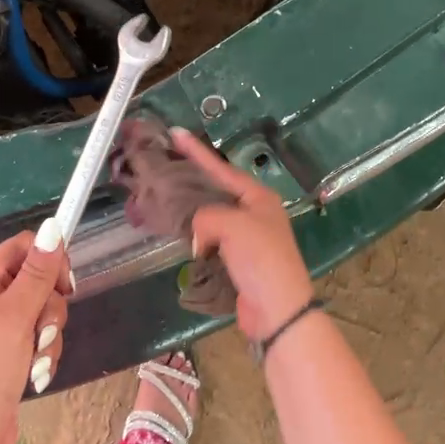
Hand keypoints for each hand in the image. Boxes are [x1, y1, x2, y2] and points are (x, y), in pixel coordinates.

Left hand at [0, 232, 69, 443]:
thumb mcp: (14, 316)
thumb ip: (38, 273)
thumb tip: (55, 225)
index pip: (24, 245)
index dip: (49, 257)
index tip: (65, 283)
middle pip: (39, 280)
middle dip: (51, 307)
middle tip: (44, 330)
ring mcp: (0, 330)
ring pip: (44, 313)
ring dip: (49, 337)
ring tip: (37, 361)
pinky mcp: (10, 356)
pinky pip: (40, 341)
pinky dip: (44, 356)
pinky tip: (35, 377)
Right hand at [170, 127, 314, 340]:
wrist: (278, 311)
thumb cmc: (261, 260)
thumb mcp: (233, 226)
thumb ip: (206, 217)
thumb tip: (197, 235)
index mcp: (258, 197)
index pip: (222, 168)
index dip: (197, 151)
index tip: (176, 132)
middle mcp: (254, 211)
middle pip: (216, 188)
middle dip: (192, 177)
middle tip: (166, 164)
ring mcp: (247, 236)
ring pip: (211, 214)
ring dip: (191, 208)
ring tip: (166, 196)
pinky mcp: (237, 259)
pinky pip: (211, 238)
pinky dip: (195, 235)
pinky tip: (178, 232)